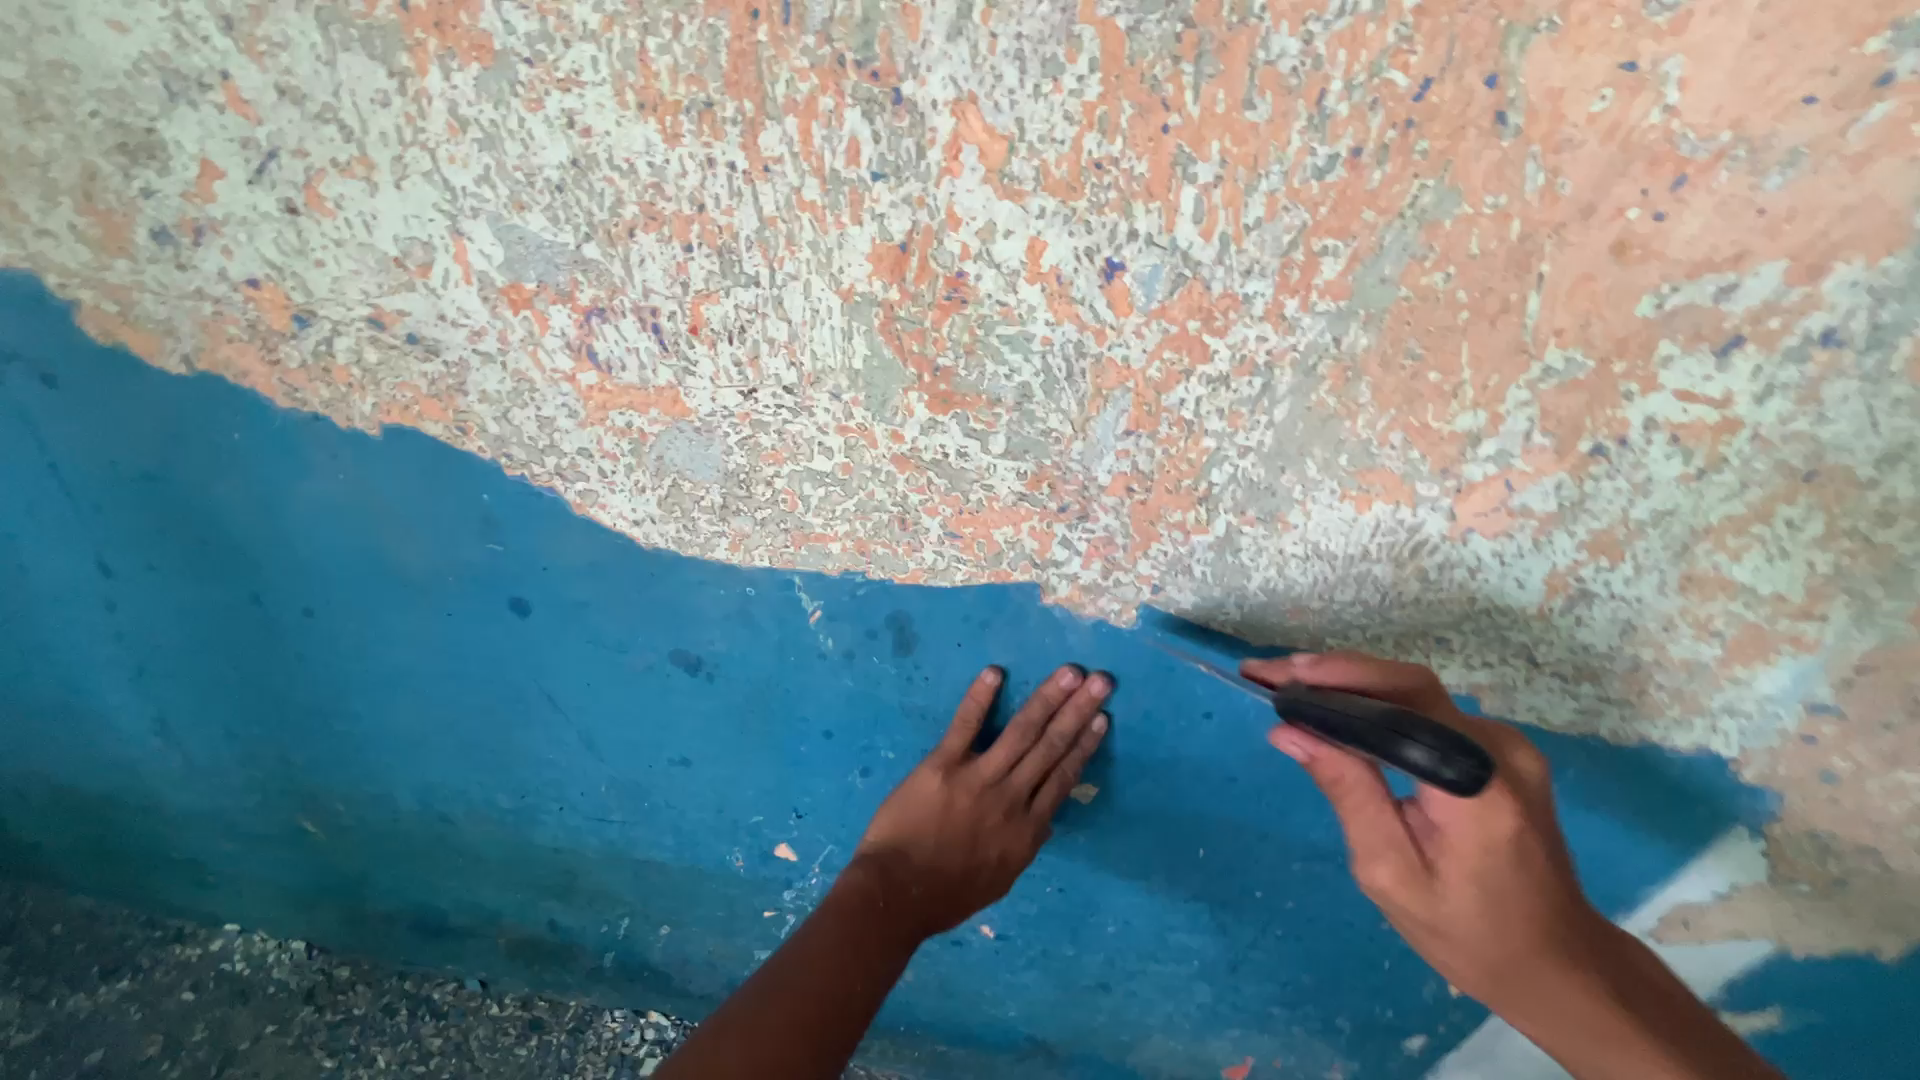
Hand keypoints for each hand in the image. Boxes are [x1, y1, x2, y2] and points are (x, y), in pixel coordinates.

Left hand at [847, 664, 1110, 940]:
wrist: (897, 896)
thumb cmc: (946, 894)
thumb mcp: (999, 879)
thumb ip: (1023, 846)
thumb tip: (1045, 821)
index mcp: (1027, 830)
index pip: (1063, 778)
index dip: (1084, 746)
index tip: (1102, 719)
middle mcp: (1010, 798)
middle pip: (1051, 747)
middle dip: (1078, 711)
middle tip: (1102, 681)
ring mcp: (977, 779)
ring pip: (1021, 732)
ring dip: (1048, 698)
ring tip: (1071, 673)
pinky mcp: (942, 766)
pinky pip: (965, 726)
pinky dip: (980, 698)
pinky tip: (995, 672)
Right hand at [1242, 650, 1605, 1009]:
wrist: (1558, 962)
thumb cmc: (1468, 932)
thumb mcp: (1389, 872)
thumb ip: (1347, 792)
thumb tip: (1289, 730)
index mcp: (1474, 784)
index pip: (1396, 705)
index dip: (1329, 683)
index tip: (1267, 679)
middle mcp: (1500, 749)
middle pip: (1405, 684)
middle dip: (1329, 673)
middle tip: (1265, 674)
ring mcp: (1507, 745)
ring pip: (1414, 691)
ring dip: (1348, 684)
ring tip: (1287, 686)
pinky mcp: (1502, 750)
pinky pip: (1427, 710)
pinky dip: (1375, 702)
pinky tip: (1335, 709)